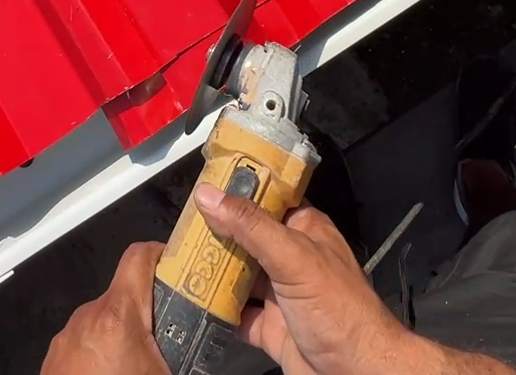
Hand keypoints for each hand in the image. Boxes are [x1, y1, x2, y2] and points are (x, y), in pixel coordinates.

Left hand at [41, 241, 167, 374]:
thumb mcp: (162, 372)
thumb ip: (179, 348)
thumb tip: (224, 357)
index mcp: (118, 313)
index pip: (139, 256)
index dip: (159, 254)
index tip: (173, 264)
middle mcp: (89, 315)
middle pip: (123, 295)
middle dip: (142, 311)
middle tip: (162, 338)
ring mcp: (67, 334)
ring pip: (104, 319)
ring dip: (119, 334)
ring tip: (134, 364)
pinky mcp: (54, 354)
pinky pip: (83, 339)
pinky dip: (98, 350)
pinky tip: (110, 371)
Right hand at [194, 185, 413, 374]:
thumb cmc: (336, 306)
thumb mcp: (293, 256)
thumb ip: (250, 226)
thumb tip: (208, 195)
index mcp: (303, 228)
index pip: (265, 198)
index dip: (236, 191)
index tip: (202, 186)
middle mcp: (290, 256)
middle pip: (246, 237)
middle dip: (216, 233)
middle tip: (180, 227)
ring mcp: (279, 294)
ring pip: (238, 275)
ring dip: (212, 271)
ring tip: (178, 261)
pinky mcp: (271, 328)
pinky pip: (237, 314)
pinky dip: (216, 310)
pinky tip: (193, 301)